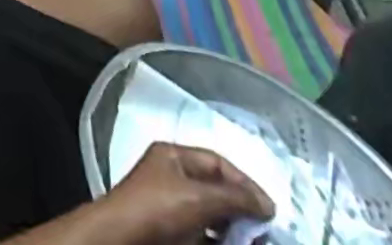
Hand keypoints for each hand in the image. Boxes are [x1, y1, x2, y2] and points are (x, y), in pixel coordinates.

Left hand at [99, 143, 274, 244]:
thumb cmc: (158, 208)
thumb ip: (235, 198)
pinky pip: (200, 234)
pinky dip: (218, 240)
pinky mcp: (169, 232)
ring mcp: (169, 205)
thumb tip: (267, 205)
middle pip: (214, 189)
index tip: (270, 209)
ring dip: (233, 229)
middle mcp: (171, 176)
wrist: (121, 240)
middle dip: (241, 208)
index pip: (217, 162)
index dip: (245, 183)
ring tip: (255, 242)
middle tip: (266, 231)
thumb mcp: (199, 198)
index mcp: (173, 156)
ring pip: (209, 215)